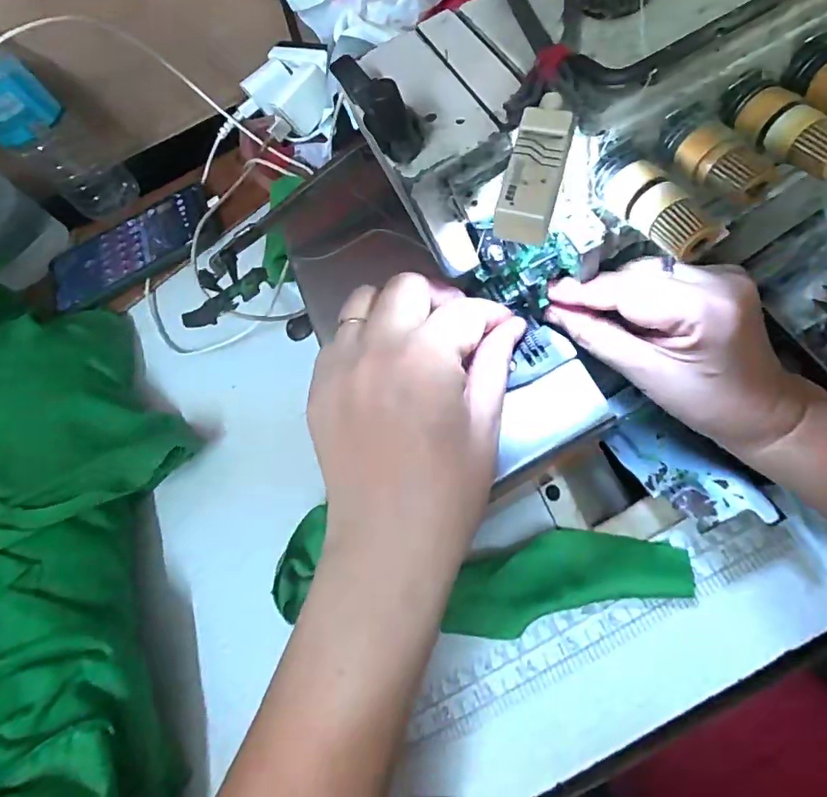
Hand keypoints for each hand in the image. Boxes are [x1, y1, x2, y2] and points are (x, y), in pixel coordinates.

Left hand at [306, 273, 526, 569]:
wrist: (386, 541)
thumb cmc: (449, 490)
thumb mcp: (484, 424)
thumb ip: (495, 362)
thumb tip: (509, 325)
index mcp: (425, 356)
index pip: (464, 310)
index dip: (492, 314)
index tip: (503, 325)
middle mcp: (376, 346)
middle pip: (407, 286)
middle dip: (440, 299)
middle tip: (459, 330)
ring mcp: (339, 363)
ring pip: (364, 300)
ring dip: (395, 308)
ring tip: (415, 338)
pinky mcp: (318, 384)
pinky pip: (339, 335)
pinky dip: (365, 335)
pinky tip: (383, 364)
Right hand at [546, 259, 811, 455]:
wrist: (764, 409)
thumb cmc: (707, 404)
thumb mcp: (646, 375)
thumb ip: (599, 337)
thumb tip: (556, 311)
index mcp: (703, 307)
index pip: (628, 290)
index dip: (585, 291)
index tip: (549, 293)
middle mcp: (716, 279)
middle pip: (637, 274)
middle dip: (599, 290)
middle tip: (563, 305)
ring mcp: (722, 273)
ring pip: (648, 270)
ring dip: (619, 288)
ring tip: (592, 308)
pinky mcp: (721, 274)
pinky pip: (664, 274)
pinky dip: (641, 288)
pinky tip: (632, 308)